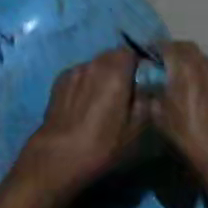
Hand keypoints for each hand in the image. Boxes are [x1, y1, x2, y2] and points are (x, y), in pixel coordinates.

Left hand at [15, 47, 146, 198]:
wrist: (58, 155)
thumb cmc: (102, 144)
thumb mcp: (135, 130)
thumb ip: (146, 103)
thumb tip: (149, 89)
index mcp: (115, 71)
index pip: (131, 52)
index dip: (138, 66)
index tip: (140, 83)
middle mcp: (94, 63)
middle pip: (112, 56)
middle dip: (120, 69)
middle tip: (123, 93)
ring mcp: (75, 69)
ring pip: (95, 64)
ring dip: (102, 75)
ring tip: (101, 100)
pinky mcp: (59, 79)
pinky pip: (80, 74)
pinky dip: (85, 82)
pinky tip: (83, 105)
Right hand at [147, 42, 207, 175]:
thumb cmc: (190, 135)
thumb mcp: (160, 118)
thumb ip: (151, 94)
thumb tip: (147, 83)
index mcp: (184, 65)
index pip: (165, 45)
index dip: (154, 49)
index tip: (146, 57)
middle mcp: (204, 62)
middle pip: (186, 47)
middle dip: (173, 51)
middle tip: (163, 64)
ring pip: (201, 58)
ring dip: (190, 62)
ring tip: (181, 78)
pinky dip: (203, 75)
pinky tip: (199, 92)